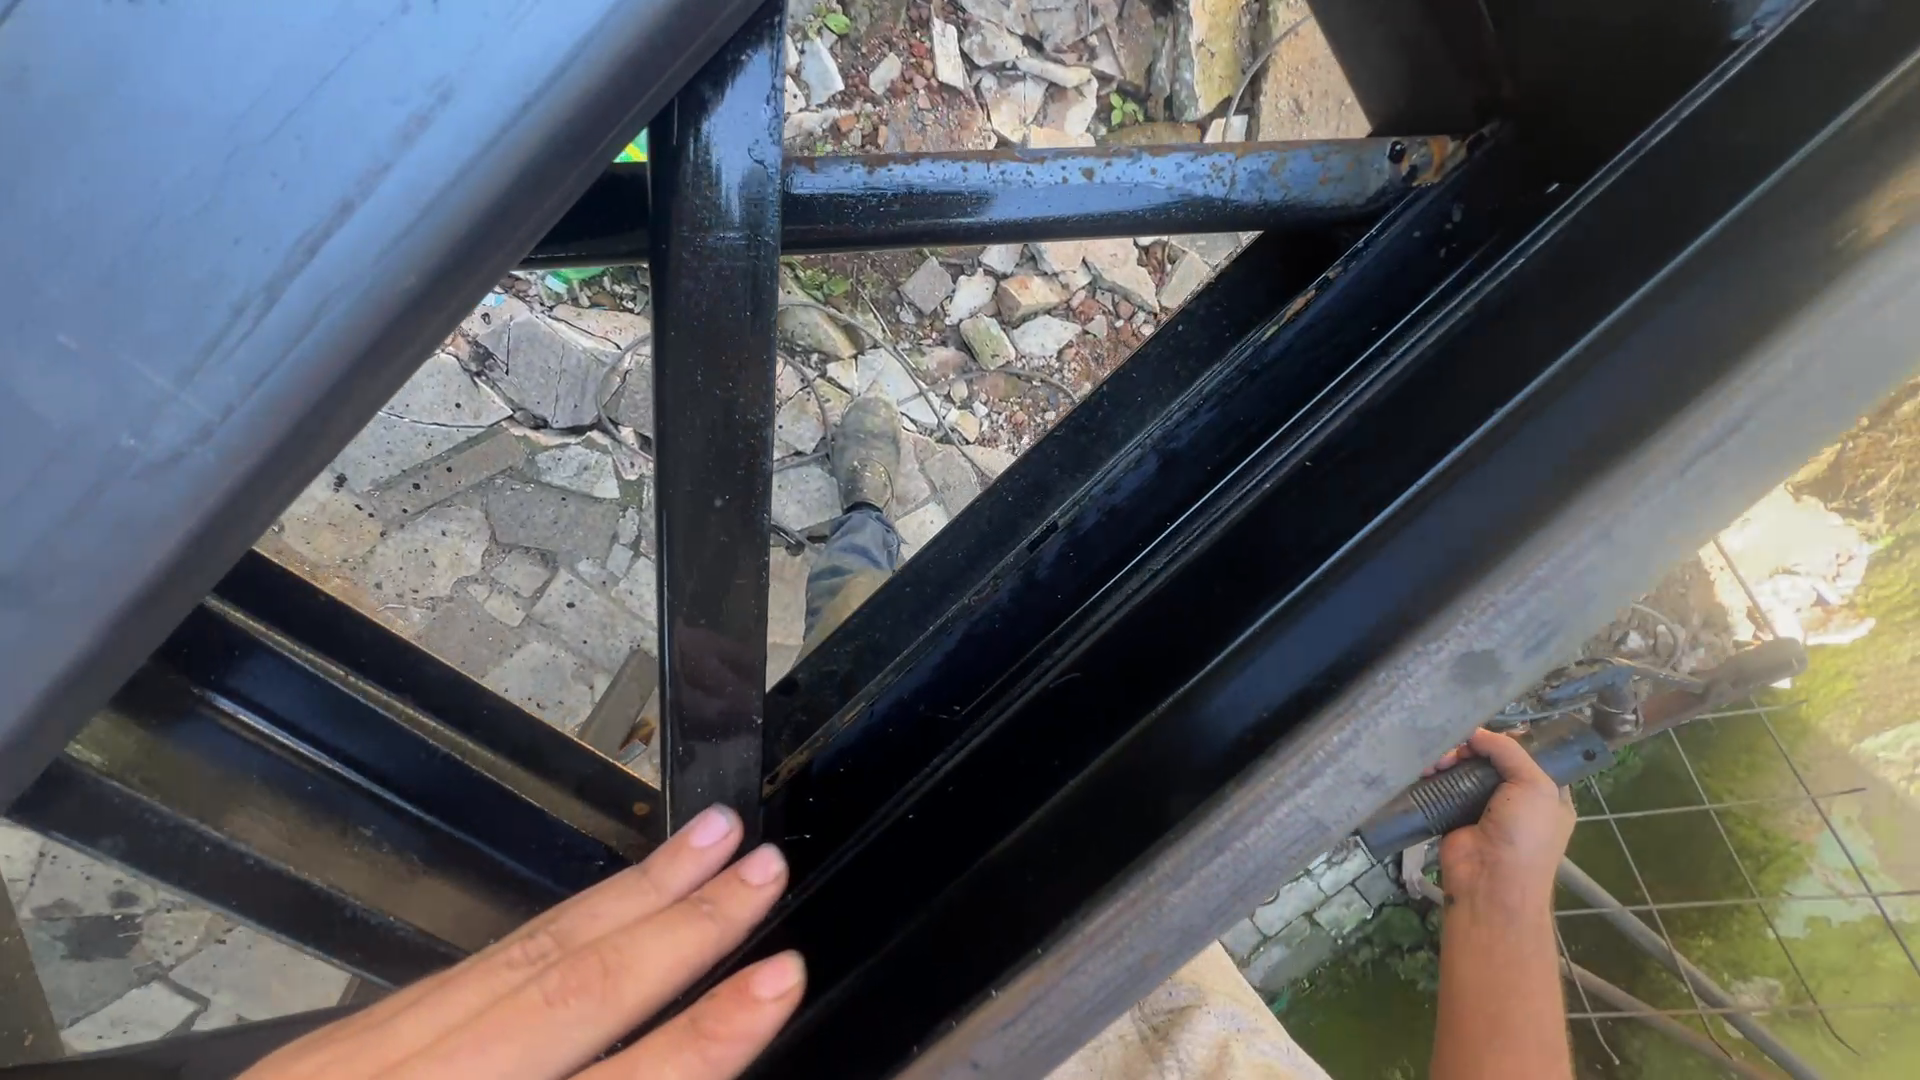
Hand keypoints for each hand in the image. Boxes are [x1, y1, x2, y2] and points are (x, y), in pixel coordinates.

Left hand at [243, 805, 801, 1079]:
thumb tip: (669, 1075)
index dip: (701, 1043)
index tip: (783, 977)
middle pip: (560, 997)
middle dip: (682, 927)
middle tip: (766, 866)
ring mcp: (350, 1071)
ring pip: (520, 956)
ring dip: (632, 892)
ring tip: (711, 836)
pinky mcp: (334, 1049)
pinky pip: (472, 964)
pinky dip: (562, 920)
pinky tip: (611, 897)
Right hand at [1432, 729, 1573, 912]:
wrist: (1491, 881)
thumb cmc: (1525, 835)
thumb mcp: (1534, 786)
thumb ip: (1507, 751)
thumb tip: (1474, 732)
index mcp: (1545, 793)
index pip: (1523, 754)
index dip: (1502, 741)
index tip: (1480, 734)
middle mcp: (1515, 798)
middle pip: (1487, 759)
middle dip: (1468, 749)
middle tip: (1454, 752)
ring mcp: (1482, 807)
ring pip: (1461, 769)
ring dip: (1446, 760)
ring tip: (1435, 763)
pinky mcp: (1453, 813)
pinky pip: (1441, 785)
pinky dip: (1431, 775)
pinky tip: (1423, 771)